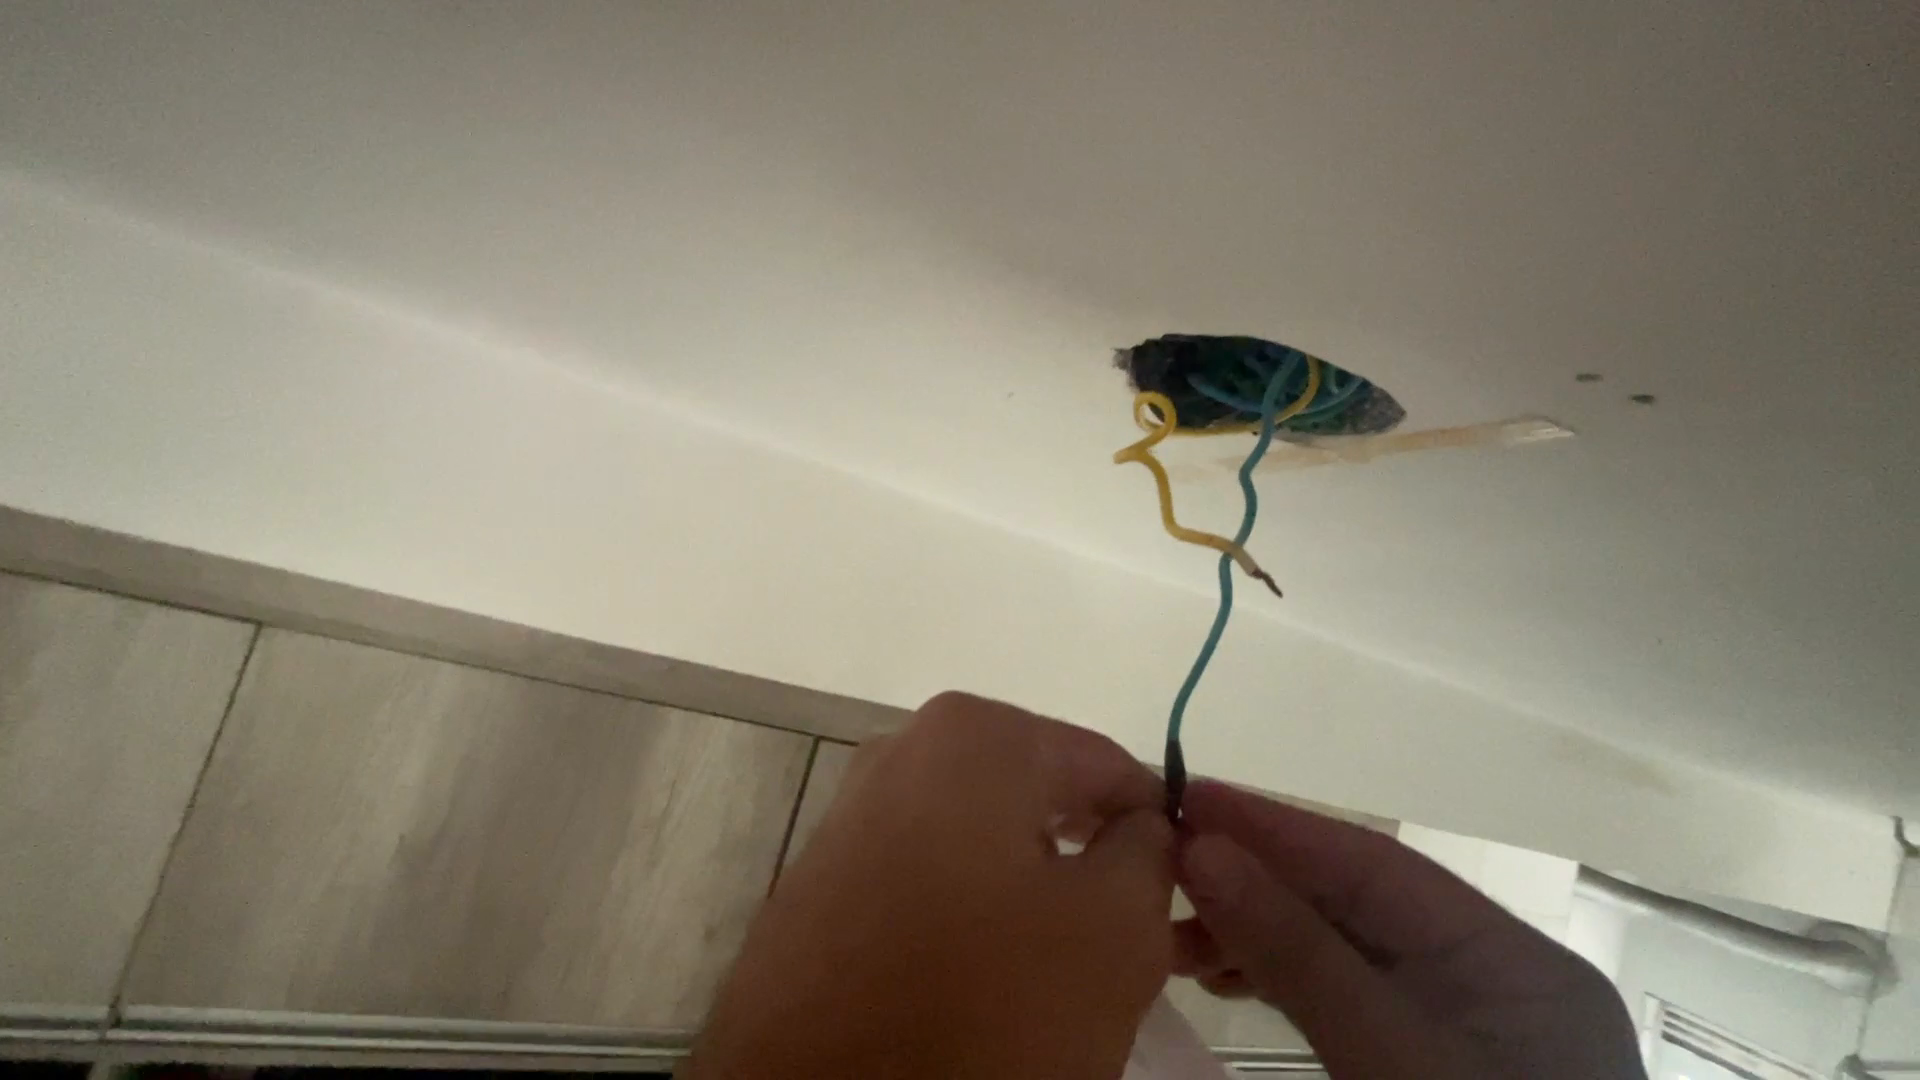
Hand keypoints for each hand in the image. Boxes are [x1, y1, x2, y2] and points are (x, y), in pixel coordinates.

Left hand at [685, 692, 1174, 1079]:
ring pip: (984, 833)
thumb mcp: (1114, 931)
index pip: (1106, 765)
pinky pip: (930, 865)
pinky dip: (969, 903)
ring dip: (1029, 885)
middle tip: (1117, 938)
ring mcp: (858, 803)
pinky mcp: (828, 864)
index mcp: (978, 733)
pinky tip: (981, 967)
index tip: (1174, 896)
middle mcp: (907, 745)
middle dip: (1087, 856)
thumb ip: (1150, 855)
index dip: (1153, 828)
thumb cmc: (979, 1003)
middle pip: (1042, 794)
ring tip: (1050, 961)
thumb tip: (1142, 826)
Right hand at [1173, 780, 1644, 1079]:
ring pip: (1336, 946)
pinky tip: (1217, 973)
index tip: (1186, 793)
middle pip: (1351, 899)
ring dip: (1251, 927)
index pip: (1371, 860)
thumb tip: (1200, 847)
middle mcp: (1487, 978)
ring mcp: (1455, 1026)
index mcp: (1509, 961)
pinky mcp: (1420, 1064)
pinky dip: (1271, 976)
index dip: (1274, 821)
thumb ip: (1295, 950)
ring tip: (1172, 928)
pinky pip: (1334, 994)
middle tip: (1161, 859)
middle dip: (1253, 874)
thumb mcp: (1386, 1061)